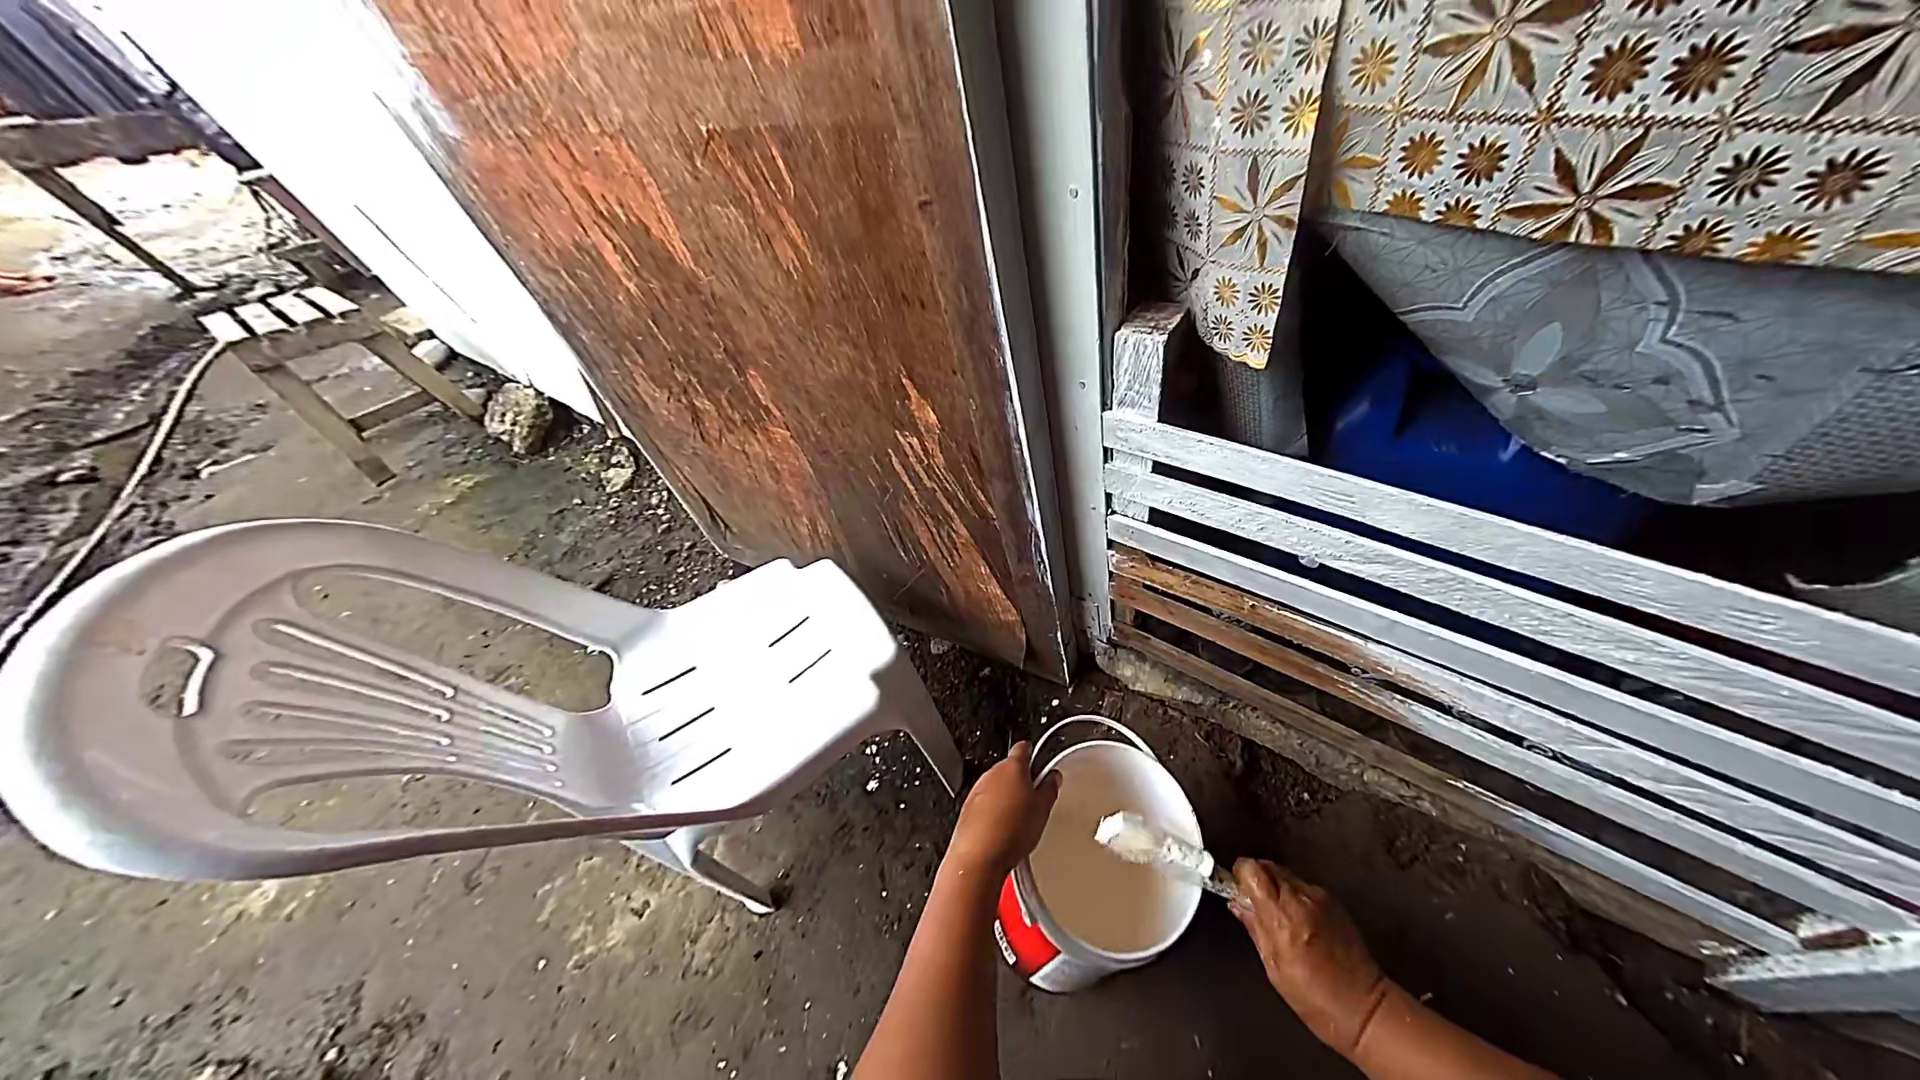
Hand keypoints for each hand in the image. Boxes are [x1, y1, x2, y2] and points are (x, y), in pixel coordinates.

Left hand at [945, 741, 1060, 877]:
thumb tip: (1053, 777)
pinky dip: (993, 810)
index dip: (1033, 752)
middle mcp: (992, 773)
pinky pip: (985, 802)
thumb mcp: (1043, 809)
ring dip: (1007, 796)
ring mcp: (978, 790)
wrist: (979, 856)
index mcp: (1013, 766)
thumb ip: (1050, 787)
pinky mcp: (968, 807)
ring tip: (1020, 820)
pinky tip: (1004, 829)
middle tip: (1035, 799)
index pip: (1024, 748)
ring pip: (997, 786)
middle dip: (1022, 780)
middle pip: (1010, 768)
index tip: (1039, 760)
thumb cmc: (1010, 831)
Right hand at [1231, 858, 1390, 1057]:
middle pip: (1267, 865)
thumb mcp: (1272, 965)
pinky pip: (1303, 886)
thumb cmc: (1317, 998)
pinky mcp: (1334, 901)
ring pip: (1285, 874)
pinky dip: (1295, 896)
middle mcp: (1302, 900)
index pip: (1251, 868)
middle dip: (1256, 880)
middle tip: (1254, 903)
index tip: (1237, 888)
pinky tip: (1300, 922)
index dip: (1240, 875)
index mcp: (1283, 917)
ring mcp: (1321, 898)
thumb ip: (1253, 926)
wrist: (1365, 1009)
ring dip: (1276, 887)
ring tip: (1280, 917)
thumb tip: (1237, 904)